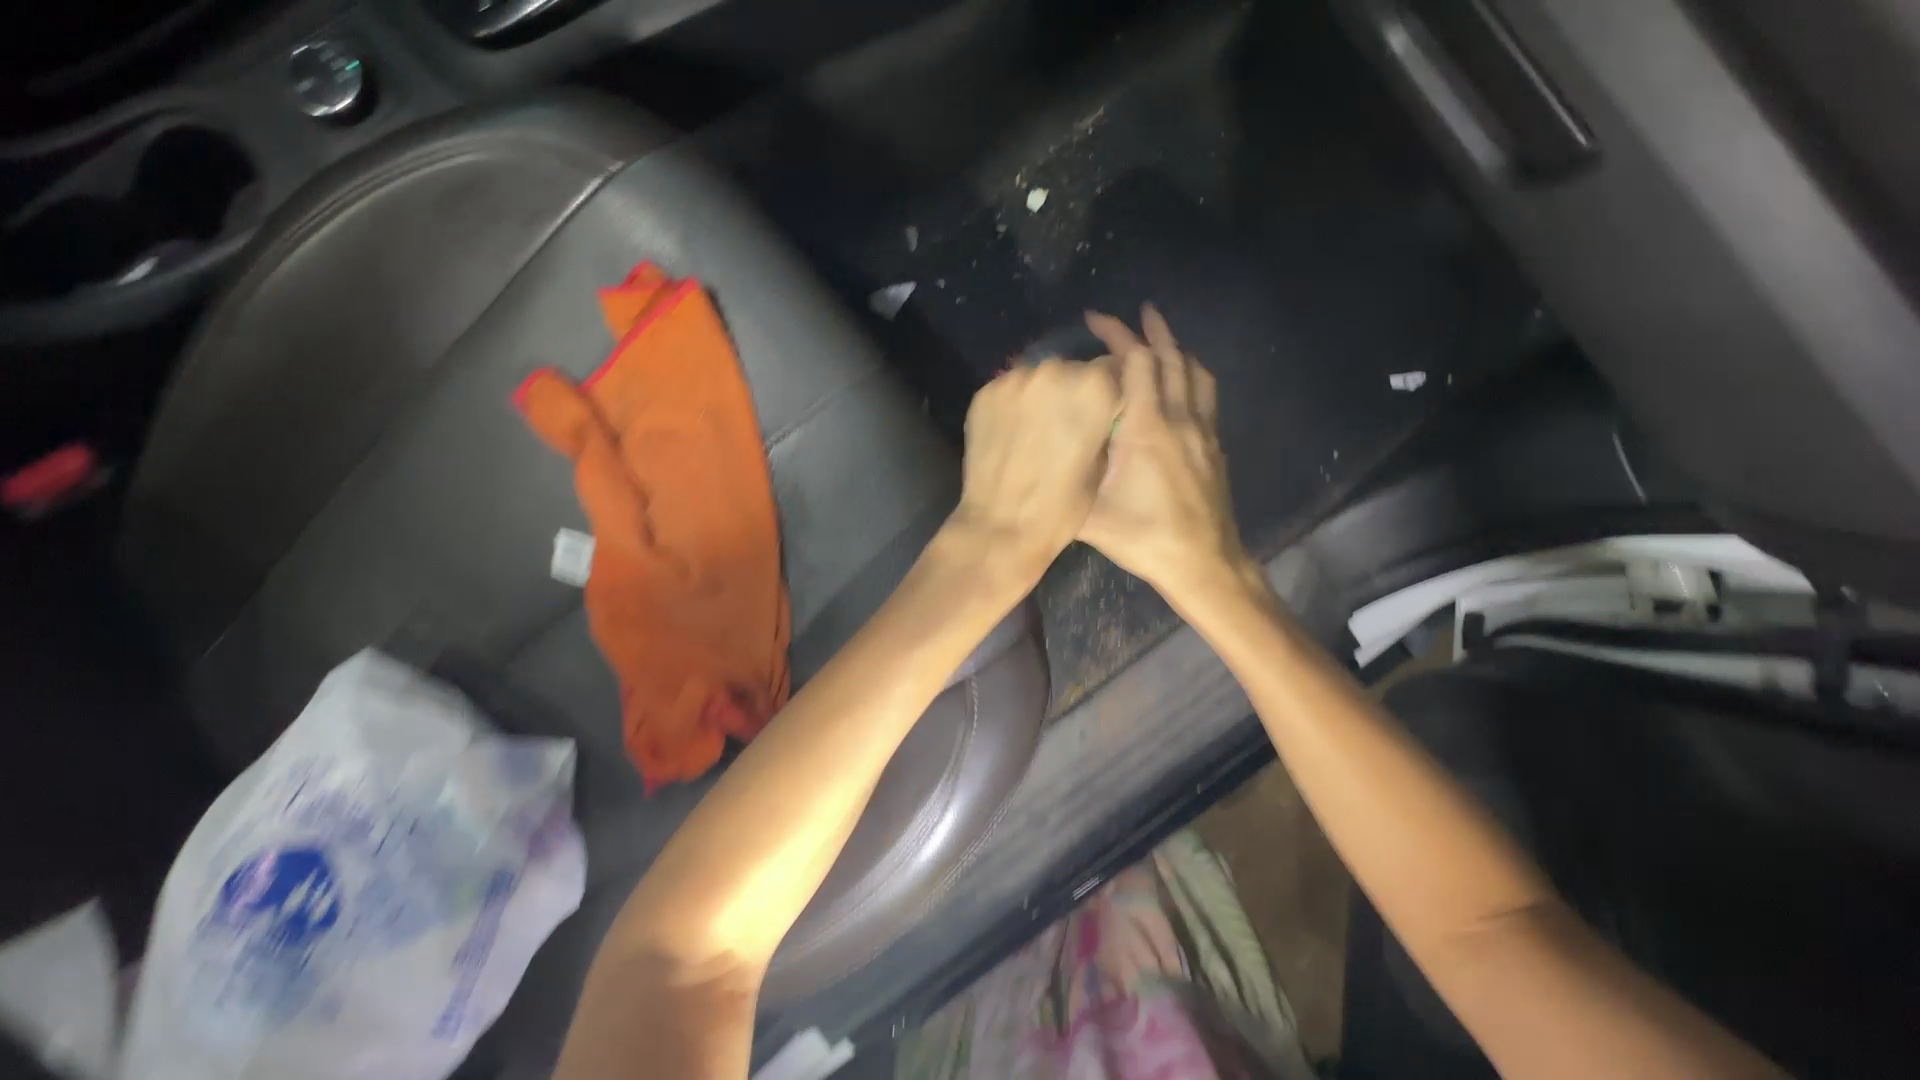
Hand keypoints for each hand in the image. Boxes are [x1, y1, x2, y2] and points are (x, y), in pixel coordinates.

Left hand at [949, 357, 1121, 574]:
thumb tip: (1099, 415)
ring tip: (1035, 431)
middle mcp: (1055, 371)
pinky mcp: (985, 392)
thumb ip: (1103, 427)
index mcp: (1095, 389)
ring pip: (1038, 378)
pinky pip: (1009, 390)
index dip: (1109, 393)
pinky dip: (1014, 405)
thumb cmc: (1062, 507)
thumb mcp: (1102, 467)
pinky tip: (1011, 433)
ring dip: (1042, 397)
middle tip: (1066, 426)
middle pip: (1073, 370)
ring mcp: (1015, 380)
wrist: (1002, 526)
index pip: (1112, 369)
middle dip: (1073, 392)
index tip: (1102, 414)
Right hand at [1080, 305, 1251, 594]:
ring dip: (1176, 347)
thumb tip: (1040, 450)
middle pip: (1170, 357)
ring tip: (1160, 333)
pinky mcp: (1213, 446)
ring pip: (1195, 373)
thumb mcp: (1089, 514)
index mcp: (1146, 426)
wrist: (1203, 563)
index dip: (1117, 334)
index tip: (1094, 318)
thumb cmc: (1144, 537)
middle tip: (1131, 313)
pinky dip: (1192, 374)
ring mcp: (1202, 431)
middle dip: (1149, 330)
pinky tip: (1182, 380)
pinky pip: (1205, 394)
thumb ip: (1066, 479)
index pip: (1136, 361)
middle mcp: (1179, 418)